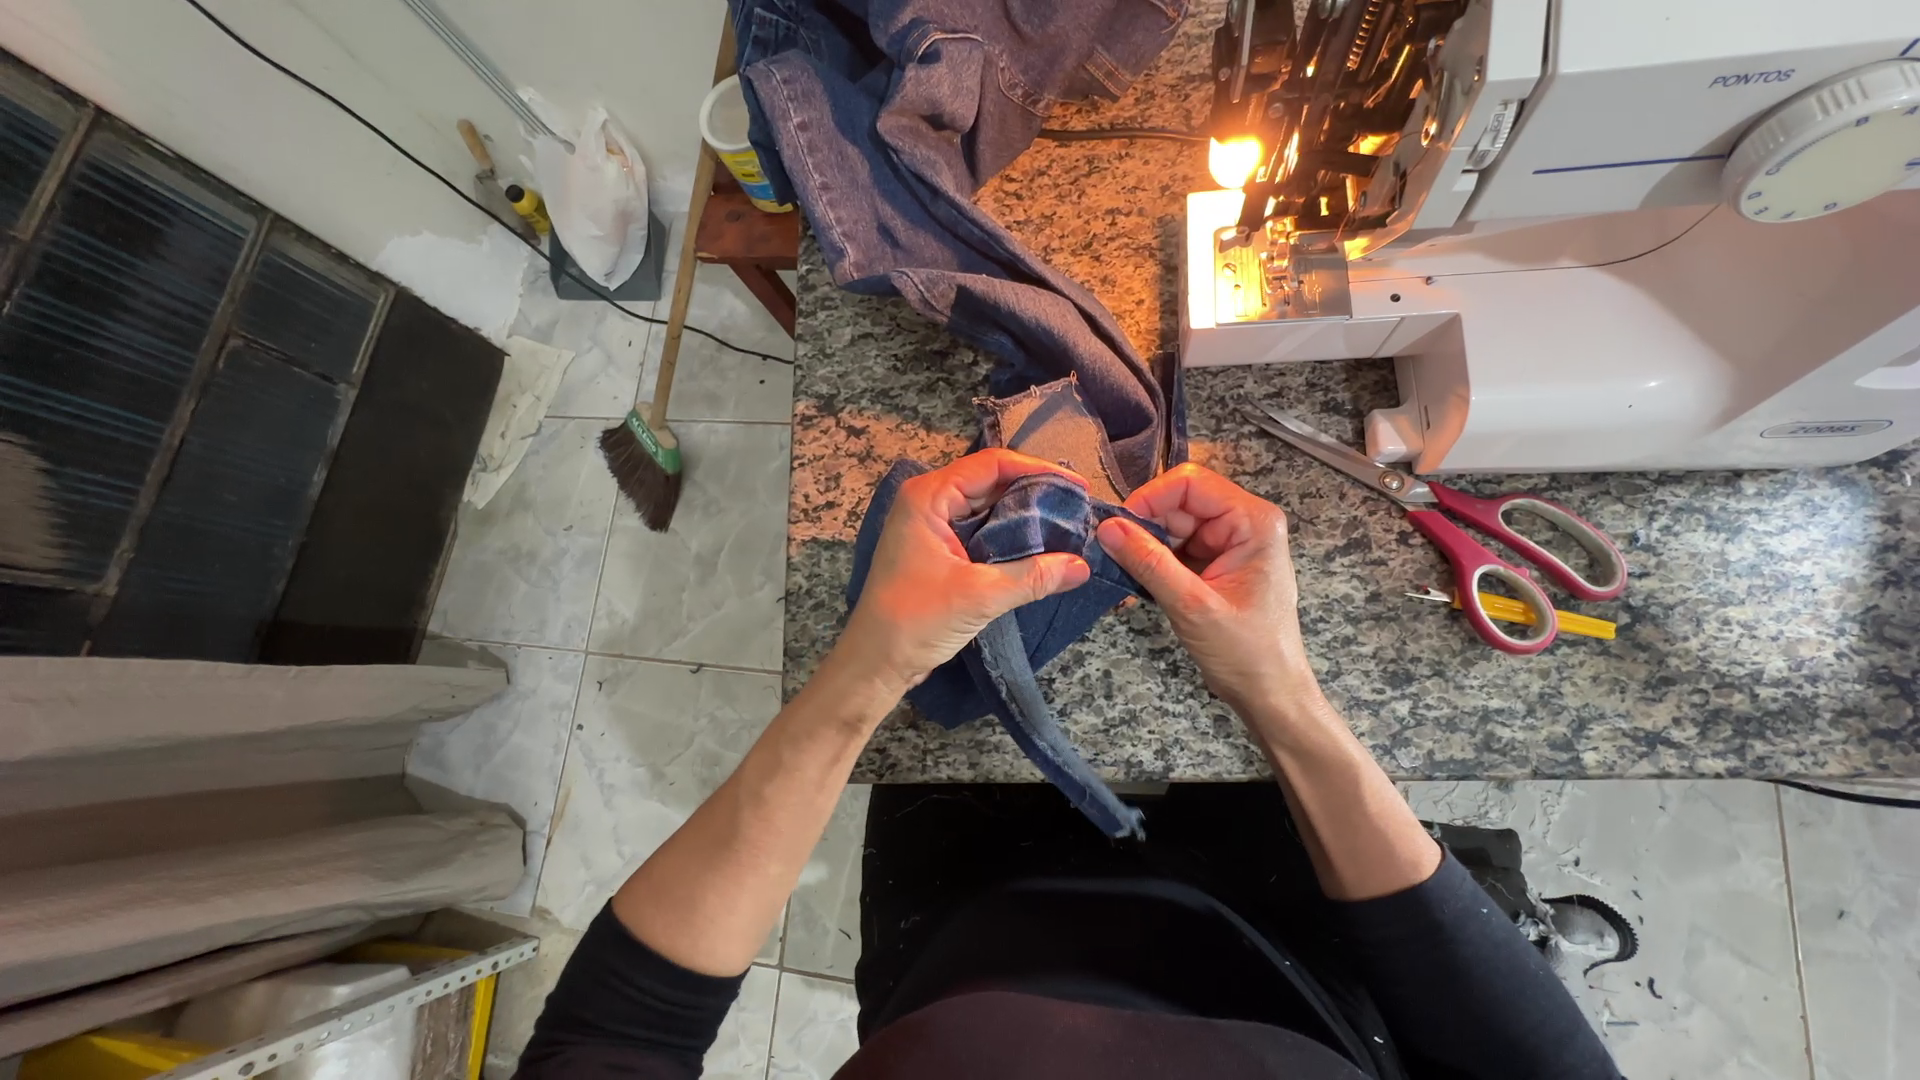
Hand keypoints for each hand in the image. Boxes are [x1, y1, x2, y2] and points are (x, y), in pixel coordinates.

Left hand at [837, 450, 1092, 698]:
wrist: (874, 662)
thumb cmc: (914, 621)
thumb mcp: (979, 596)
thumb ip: (1032, 577)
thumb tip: (1082, 566)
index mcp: (928, 497)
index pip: (991, 465)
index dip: (1037, 470)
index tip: (1076, 485)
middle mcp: (929, 502)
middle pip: (990, 482)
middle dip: (1034, 492)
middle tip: (1077, 506)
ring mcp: (932, 527)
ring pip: (987, 508)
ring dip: (1024, 516)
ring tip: (1067, 524)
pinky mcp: (939, 551)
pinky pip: (981, 531)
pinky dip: (1010, 537)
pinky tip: (1040, 548)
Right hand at [1096, 463, 1321, 718]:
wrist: (1269, 694)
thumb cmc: (1246, 652)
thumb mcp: (1191, 605)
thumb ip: (1148, 563)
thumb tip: (1106, 527)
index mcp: (1253, 522)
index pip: (1190, 483)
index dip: (1149, 498)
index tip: (1116, 527)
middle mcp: (1243, 523)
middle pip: (1178, 503)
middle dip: (1144, 527)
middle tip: (1113, 556)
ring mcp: (1228, 544)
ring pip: (1172, 526)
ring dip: (1144, 548)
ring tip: (1123, 575)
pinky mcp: (1214, 564)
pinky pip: (1175, 549)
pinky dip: (1152, 564)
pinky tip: (1136, 586)